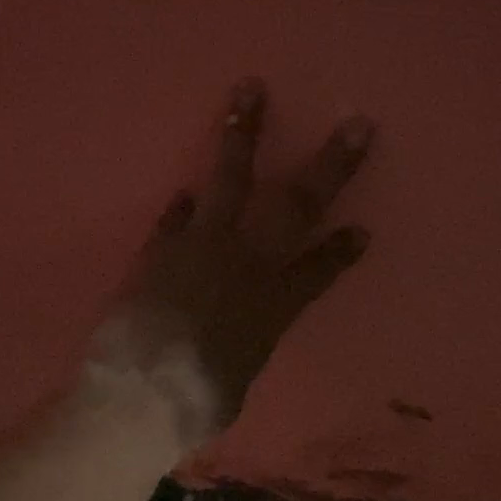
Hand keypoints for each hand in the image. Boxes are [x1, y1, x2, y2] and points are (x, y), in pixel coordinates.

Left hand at [93, 78, 373, 447]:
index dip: (341, 252)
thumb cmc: (195, 407)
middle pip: (293, 209)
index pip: (317, 272)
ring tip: (248, 94)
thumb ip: (241, 354)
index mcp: (273, 309)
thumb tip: (231, 346)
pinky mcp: (158, 252)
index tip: (362, 231)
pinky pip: (175, 221)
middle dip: (328, 167)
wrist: (138, 396)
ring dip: (242, 136)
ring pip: (229, 183)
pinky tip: (187, 194)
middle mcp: (246, 268)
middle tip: (353, 126)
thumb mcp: (234, 386)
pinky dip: (183, 209)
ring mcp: (201, 252)